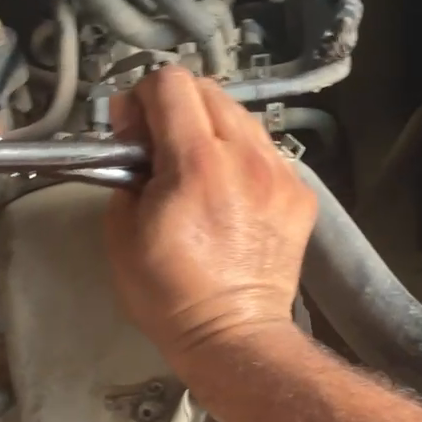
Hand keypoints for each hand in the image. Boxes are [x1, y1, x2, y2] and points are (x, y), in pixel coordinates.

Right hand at [105, 66, 316, 366]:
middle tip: (160, 150)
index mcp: (195, 164)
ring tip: (197, 173)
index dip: (140, 99)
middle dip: (174, 110)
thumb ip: (127, 179)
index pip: (170, 84)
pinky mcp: (299, 195)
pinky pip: (266, 153)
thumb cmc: (170, 296)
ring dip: (210, 131)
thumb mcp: (122, 237)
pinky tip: (229, 195)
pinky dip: (241, 160)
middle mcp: (245, 158)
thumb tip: (139, 156)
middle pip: (208, 90)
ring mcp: (280, 174)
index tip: (131, 133)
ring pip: (241, 117)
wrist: (233, 337)